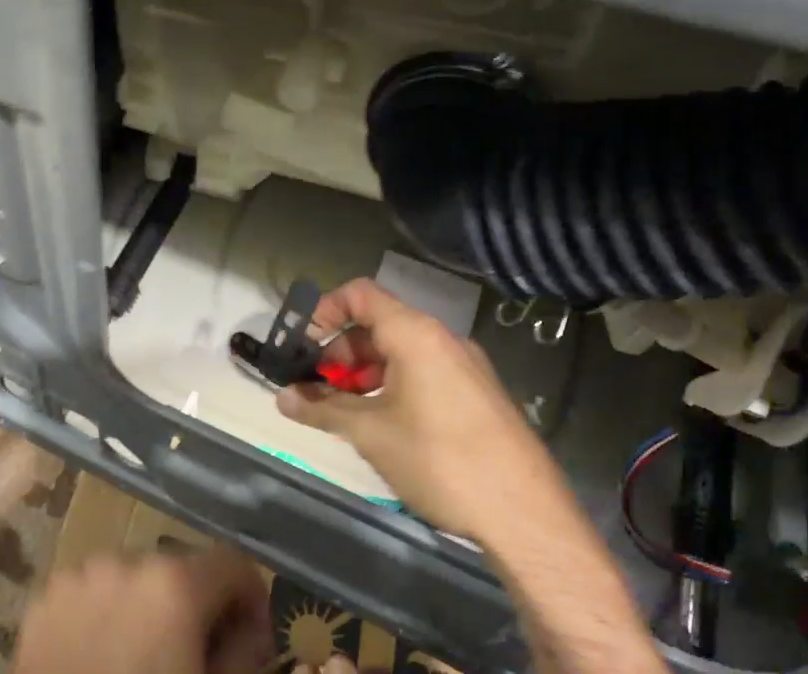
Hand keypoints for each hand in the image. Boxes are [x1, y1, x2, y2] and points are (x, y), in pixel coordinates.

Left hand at [14, 546, 271, 673]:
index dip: (252, 604)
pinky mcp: (45, 599)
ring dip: (149, 610)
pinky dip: (106, 617)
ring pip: (134, 580)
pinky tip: (103, 661)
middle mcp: (125, 562)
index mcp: (174, 583)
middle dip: (197, 609)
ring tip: (142, 662)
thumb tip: (246, 632)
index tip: (251, 644)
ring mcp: (79, 577)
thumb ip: (245, 654)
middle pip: (182, 572)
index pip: (235, 565)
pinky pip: (92, 594)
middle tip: (194, 659)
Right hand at [275, 279, 560, 540]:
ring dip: (366, 373)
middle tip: (318, 389)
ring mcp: (466, 366)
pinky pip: (426, 372)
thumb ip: (323, 409)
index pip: (360, 294)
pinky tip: (385, 426)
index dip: (325, 311)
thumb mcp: (370, 434)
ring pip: (403, 351)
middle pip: (379, 324)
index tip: (302, 345)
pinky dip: (395, 385)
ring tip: (346, 412)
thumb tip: (282, 397)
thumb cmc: (439, 461)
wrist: (525, 513)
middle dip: (341, 352)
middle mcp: (443, 339)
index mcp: (416, 334)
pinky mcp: (479, 394)